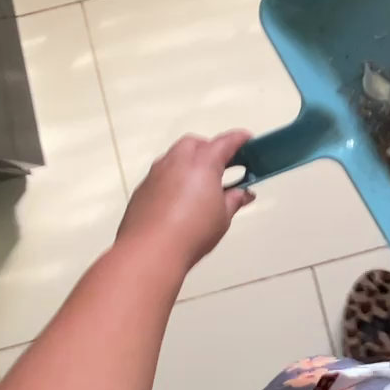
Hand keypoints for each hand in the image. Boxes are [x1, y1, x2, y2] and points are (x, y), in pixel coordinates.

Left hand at [117, 130, 255, 268]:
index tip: (247, 139)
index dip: (238, 139)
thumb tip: (243, 193)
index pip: (224, 143)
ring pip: (174, 157)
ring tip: (200, 184)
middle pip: (195, 144)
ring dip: (189, 163)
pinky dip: (174, 178)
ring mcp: (155, 174)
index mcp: (202, 163)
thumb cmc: (195, 231)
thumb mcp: (223, 217)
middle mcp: (177, 162)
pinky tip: (179, 201)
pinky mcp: (142, 190)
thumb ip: (234, 200)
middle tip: (222, 166)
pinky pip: (161, 175)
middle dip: (209, 149)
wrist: (150, 251)